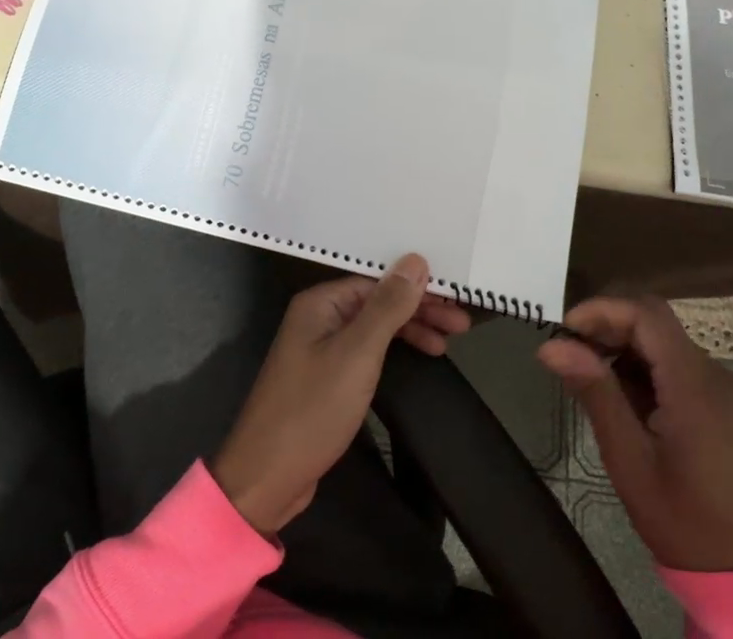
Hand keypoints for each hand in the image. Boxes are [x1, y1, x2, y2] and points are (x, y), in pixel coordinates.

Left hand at [210, 254, 470, 535]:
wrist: (269, 472)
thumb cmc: (312, 408)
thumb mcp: (357, 354)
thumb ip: (387, 308)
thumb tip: (414, 260)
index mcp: (318, 304)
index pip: (374, 281)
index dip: (416, 288)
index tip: (457, 301)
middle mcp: (315, 319)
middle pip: (374, 303)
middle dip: (418, 310)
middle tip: (463, 325)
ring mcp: (318, 349)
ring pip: (372, 328)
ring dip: (409, 331)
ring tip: (448, 344)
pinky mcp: (324, 378)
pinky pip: (364, 352)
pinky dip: (392, 352)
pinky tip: (416, 359)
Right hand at [538, 297, 732, 572]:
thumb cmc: (686, 522)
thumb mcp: (629, 460)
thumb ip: (595, 393)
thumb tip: (550, 345)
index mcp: (698, 388)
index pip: (648, 314)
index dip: (601, 309)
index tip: (562, 331)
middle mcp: (723, 380)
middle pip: (659, 328)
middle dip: (608, 333)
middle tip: (570, 361)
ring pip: (672, 351)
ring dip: (629, 358)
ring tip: (599, 395)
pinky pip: (689, 375)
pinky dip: (653, 377)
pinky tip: (635, 413)